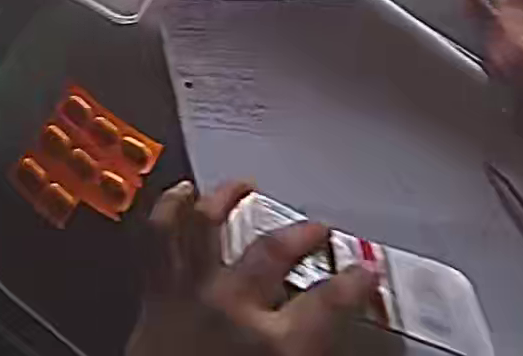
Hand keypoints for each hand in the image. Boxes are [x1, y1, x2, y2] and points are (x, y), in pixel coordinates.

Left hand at [127, 180, 378, 355]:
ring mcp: (190, 291)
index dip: (353, 285)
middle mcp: (232, 308)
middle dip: (299, 234)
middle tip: (316, 226)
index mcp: (274, 349)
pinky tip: (181, 190)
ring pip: (208, 224)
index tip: (366, 269)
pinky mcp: (156, 289)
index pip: (328, 306)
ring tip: (244, 184)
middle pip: (271, 252)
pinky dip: (168, 206)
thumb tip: (329, 346)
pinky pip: (158, 234)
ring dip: (226, 199)